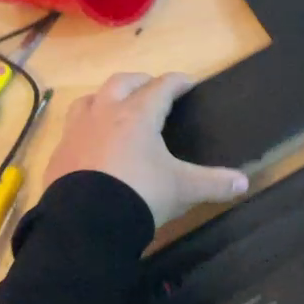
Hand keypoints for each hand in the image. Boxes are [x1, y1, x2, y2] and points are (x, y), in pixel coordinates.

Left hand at [45, 72, 248, 227]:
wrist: (86, 221)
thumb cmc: (140, 194)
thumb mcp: (182, 189)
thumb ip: (213, 183)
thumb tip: (244, 183)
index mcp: (138, 115)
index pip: (162, 87)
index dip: (178, 82)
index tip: (188, 82)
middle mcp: (106, 113)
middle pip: (123, 82)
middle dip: (140, 82)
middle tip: (152, 89)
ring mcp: (77, 131)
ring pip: (90, 99)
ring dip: (106, 98)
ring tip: (116, 108)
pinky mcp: (59, 152)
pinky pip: (72, 130)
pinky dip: (86, 129)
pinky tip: (91, 144)